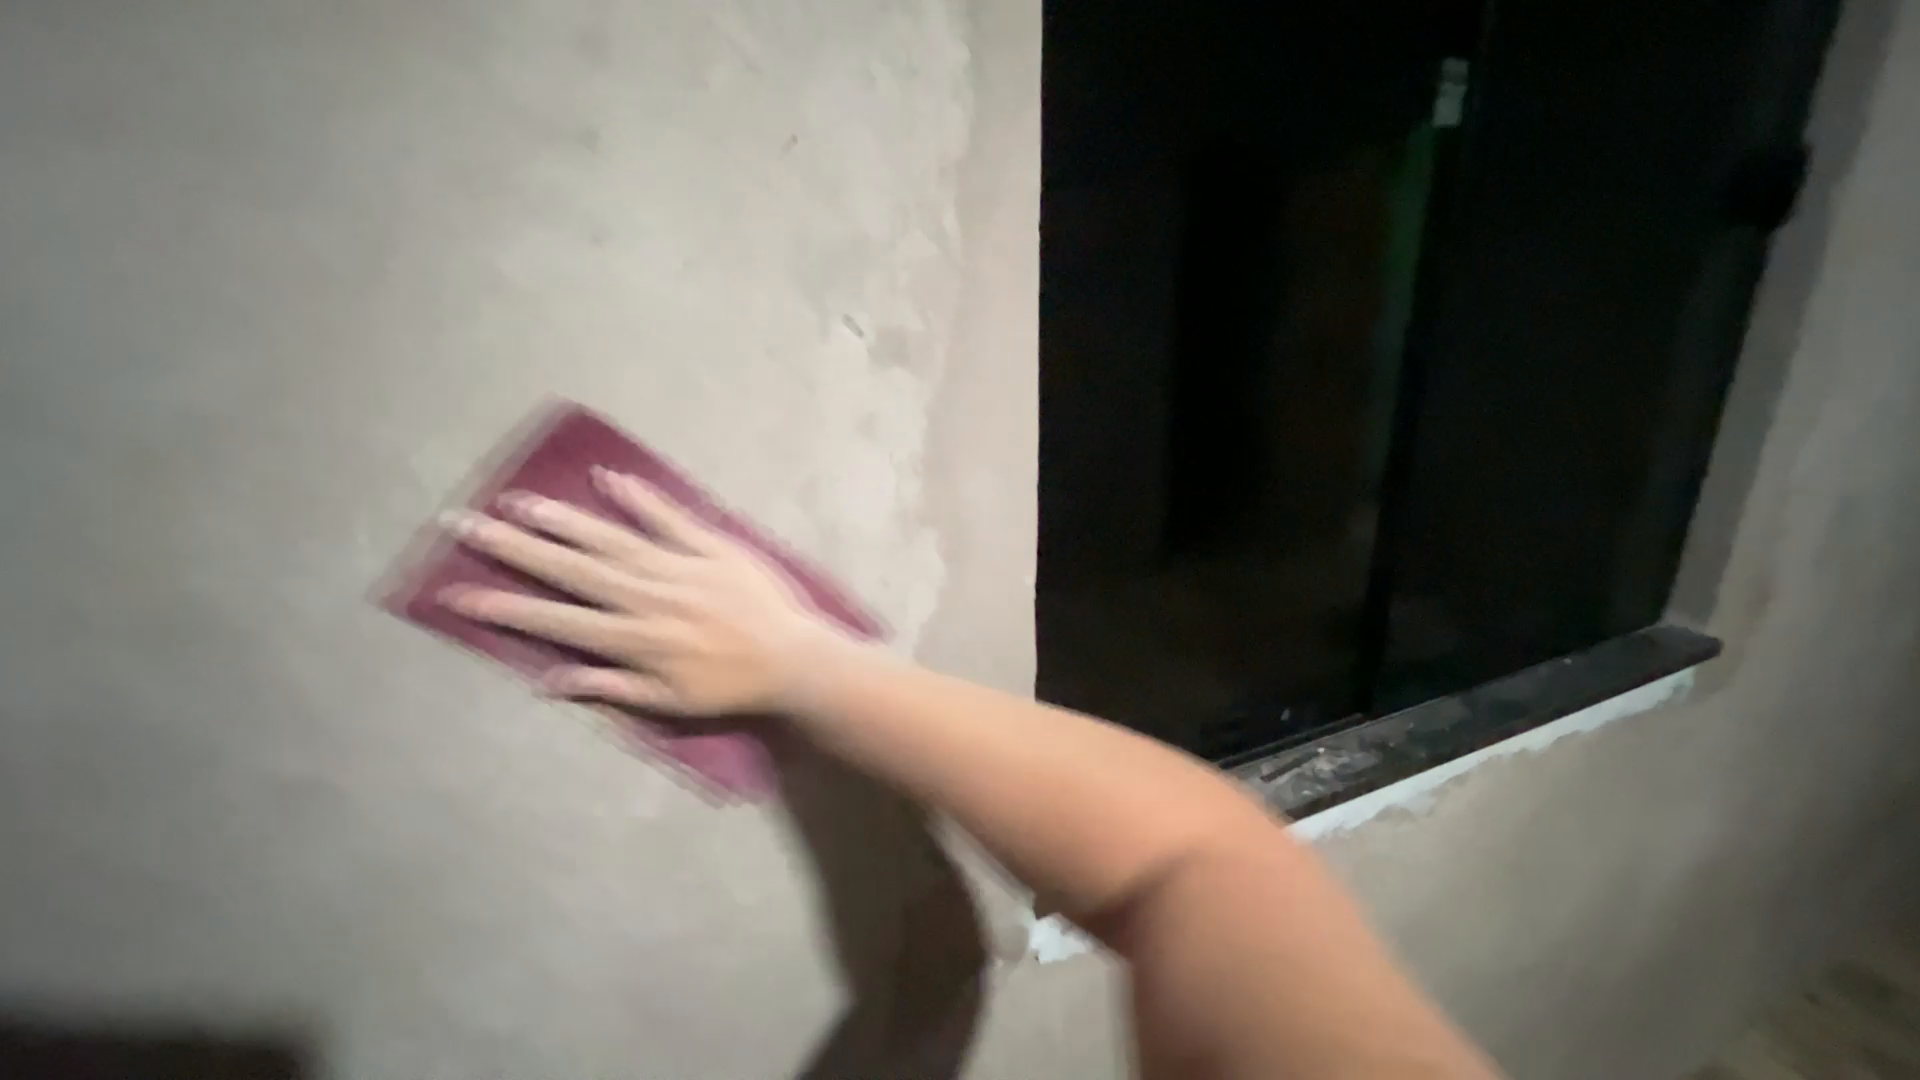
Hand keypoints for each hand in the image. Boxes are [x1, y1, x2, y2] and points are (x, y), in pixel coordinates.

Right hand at [438, 467, 855, 715]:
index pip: (556, 619)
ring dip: (564, 520)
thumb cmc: (731, 687)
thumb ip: (610, 689)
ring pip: (611, 539)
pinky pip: (670, 518)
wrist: (793, 660)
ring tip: (520, 501)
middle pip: (571, 568)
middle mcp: (646, 597)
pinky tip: (608, 478)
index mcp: (633, 640)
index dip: (505, 605)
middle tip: (466, 522)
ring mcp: (679, 567)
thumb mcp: (669, 703)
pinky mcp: (712, 547)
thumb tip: (548, 680)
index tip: (457, 590)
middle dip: (516, 547)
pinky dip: (641, 498)